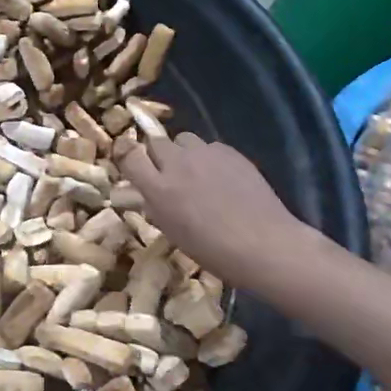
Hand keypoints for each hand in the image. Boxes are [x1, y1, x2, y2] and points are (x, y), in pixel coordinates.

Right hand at [119, 134, 316, 291]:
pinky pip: (210, 147)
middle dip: (158, 155)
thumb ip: (157, 206)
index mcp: (159, 188)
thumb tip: (149, 194)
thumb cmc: (213, 250)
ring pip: (184, 140)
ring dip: (184, 153)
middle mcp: (178, 164)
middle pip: (156, 142)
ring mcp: (206, 154)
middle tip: (168, 175)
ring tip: (197, 174)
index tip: (131, 164)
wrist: (263, 244)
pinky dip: (209, 158)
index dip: (127, 156)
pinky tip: (223, 179)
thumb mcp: (173, 232)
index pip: (129, 155)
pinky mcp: (230, 151)